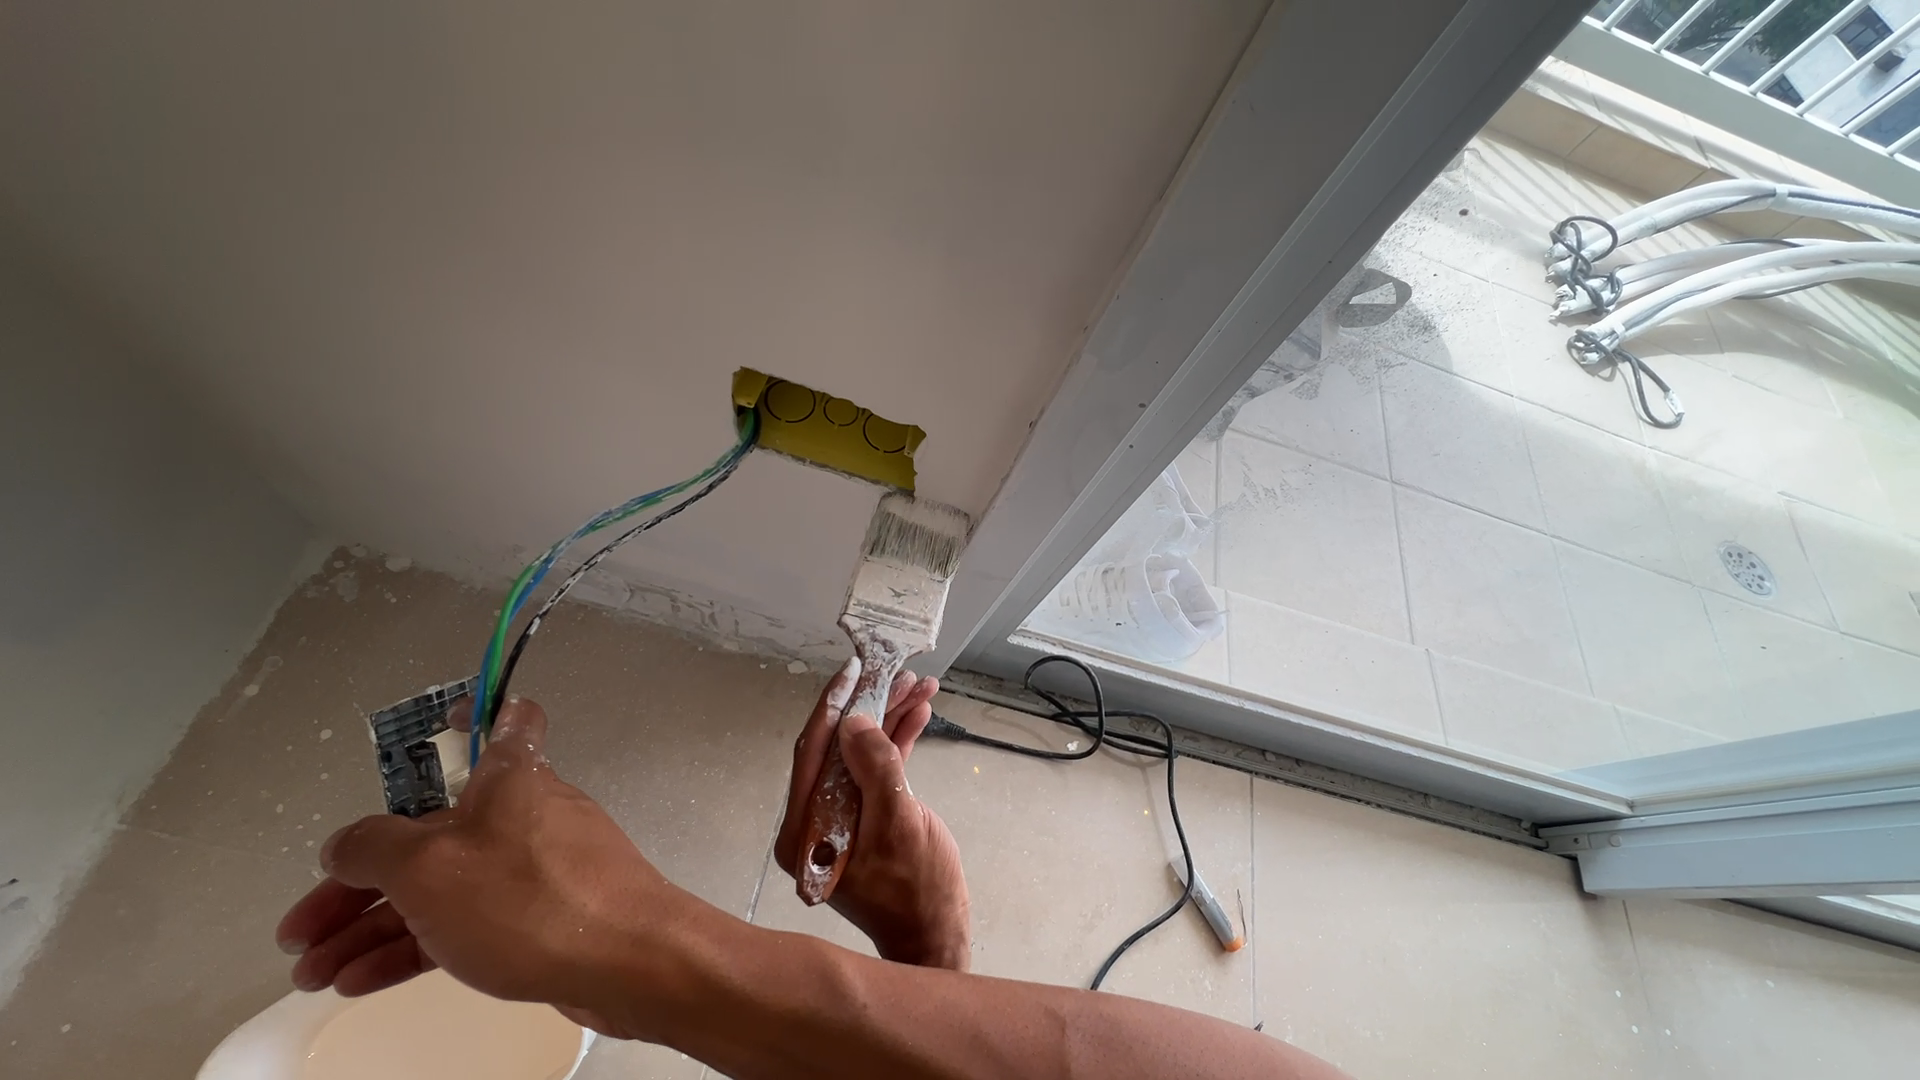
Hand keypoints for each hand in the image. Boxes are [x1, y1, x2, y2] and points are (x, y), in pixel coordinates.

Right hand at [274, 697, 693, 1040]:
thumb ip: (375, 847)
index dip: (482, 711)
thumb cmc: (527, 898)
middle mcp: (525, 814)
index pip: (510, 723)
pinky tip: (358, 982)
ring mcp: (537, 868)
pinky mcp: (543, 917)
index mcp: (511, 780)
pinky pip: (467, 923)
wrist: (626, 959)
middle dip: (361, 881)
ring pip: (445, 885)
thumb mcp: (431, 866)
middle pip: (435, 832)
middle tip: (297, 935)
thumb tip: (346, 841)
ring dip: (373, 925)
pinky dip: (415, 947)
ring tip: (312, 973)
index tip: (446, 719)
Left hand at [775, 663, 969, 969]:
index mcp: (805, 827)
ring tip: (919, 685)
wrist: (939, 932)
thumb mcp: (897, 824)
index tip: (851, 670)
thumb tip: (852, 720)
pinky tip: (918, 713)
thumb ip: (874, 769)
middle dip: (870, 706)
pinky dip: (899, 740)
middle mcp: (816, 818)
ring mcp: (843, 815)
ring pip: (863, 752)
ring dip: (890, 718)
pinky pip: (880, 768)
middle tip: (895, 671)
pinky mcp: (869, 814)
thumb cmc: (917, 887)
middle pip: (840, 746)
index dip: (832, 706)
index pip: (811, 752)